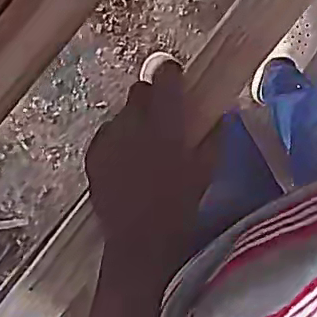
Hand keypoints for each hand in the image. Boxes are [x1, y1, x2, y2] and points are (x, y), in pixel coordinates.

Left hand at [84, 60, 214, 299]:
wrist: (140, 242)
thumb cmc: (180, 207)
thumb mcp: (205, 171)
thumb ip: (214, 139)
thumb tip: (223, 117)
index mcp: (165, 124)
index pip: (164, 80)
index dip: (170, 73)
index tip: (174, 74)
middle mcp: (133, 124)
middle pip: (138, 91)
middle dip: (150, 97)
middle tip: (162, 115)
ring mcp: (109, 139)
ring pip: (122, 114)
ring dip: (133, 121)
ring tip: (144, 144)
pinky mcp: (93, 156)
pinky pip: (106, 135)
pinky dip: (117, 140)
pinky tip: (126, 159)